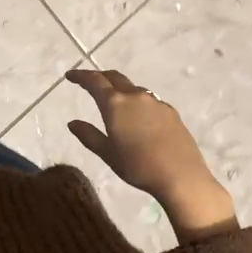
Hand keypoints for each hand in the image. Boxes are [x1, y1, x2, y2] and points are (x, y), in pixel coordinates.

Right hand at [65, 68, 236, 241]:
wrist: (181, 177)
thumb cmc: (138, 166)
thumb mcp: (107, 154)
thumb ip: (88, 135)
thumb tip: (72, 123)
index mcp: (115, 103)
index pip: (94, 81)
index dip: (80, 76)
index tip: (70, 76)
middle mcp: (134, 95)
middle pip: (114, 77)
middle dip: (100, 77)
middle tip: (90, 83)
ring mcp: (155, 101)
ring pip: (132, 87)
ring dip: (120, 89)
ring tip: (115, 101)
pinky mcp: (170, 111)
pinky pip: (148, 99)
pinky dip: (137, 101)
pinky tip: (139, 117)